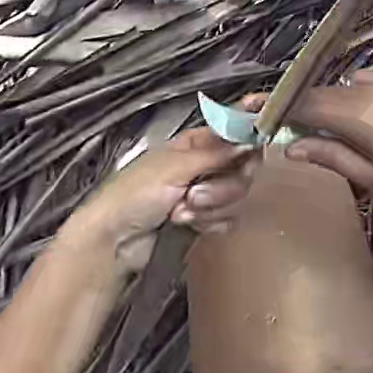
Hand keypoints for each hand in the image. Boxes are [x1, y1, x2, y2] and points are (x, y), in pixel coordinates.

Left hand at [65, 127, 258, 274]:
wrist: (115, 240)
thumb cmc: (135, 193)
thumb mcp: (175, 167)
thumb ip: (216, 154)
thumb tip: (250, 139)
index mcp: (195, 143)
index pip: (233, 132)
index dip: (247, 136)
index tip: (257, 144)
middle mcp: (204, 164)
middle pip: (242, 168)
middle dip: (222, 186)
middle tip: (194, 194)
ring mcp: (206, 192)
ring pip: (236, 195)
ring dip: (210, 207)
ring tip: (180, 212)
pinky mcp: (206, 219)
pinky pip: (229, 218)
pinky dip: (210, 223)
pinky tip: (187, 225)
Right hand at [283, 71, 372, 209]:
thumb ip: (331, 156)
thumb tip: (290, 147)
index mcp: (357, 111)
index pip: (308, 103)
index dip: (283, 107)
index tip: (262, 110)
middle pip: (334, 92)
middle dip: (318, 107)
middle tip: (309, 126)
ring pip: (367, 85)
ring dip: (354, 102)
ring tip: (364, 128)